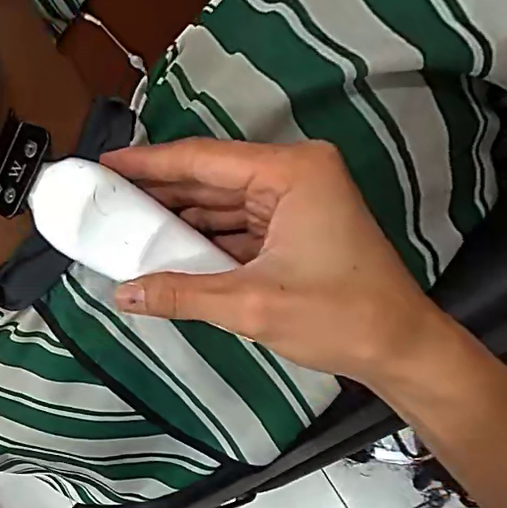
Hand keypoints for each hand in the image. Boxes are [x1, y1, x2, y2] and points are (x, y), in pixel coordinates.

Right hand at [102, 138, 457, 384]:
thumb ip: (181, 295)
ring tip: (129, 225)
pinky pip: (237, 226)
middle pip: (211, 177)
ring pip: (222, 203)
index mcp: (291, 172)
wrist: (398, 347)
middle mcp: (295, 175)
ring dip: (180, 218)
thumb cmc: (341, 316)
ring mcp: (296, 202)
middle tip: (108, 198)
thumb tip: (125, 294)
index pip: (203, 160)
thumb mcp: (250, 305)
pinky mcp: (294, 229)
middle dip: (160, 190)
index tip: (108, 165)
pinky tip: (170, 249)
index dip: (149, 163)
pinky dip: (205, 239)